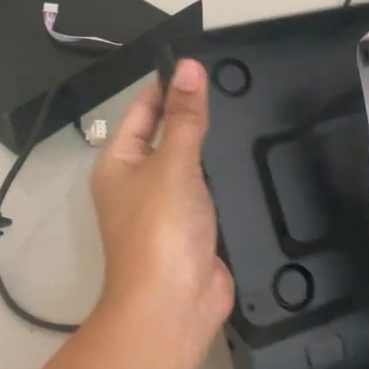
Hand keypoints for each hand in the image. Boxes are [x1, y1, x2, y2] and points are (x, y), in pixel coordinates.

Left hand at [88, 59, 234, 356]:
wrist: (172, 306)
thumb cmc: (160, 229)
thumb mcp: (174, 163)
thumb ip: (186, 116)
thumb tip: (188, 66)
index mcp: (119, 163)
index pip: (143, 111)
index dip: (167, 86)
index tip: (200, 62)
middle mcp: (138, 182)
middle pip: (167, 135)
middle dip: (194, 114)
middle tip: (233, 83)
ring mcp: (167, 207)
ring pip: (191, 164)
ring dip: (212, 148)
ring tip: (246, 113)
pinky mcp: (194, 228)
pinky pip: (209, 192)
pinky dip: (225, 177)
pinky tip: (249, 160)